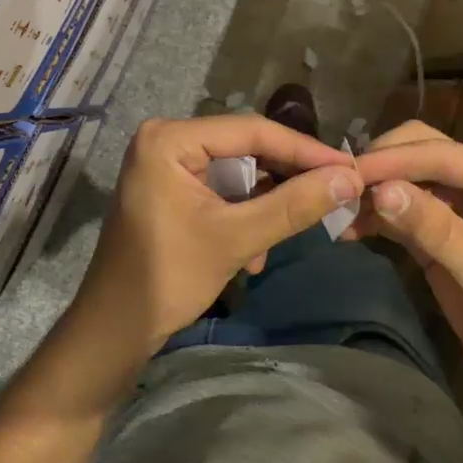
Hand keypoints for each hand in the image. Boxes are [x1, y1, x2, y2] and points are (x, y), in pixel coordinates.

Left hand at [75, 114, 363, 351]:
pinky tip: (255, 253)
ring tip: (293, 232)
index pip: (252, 130)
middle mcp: (167, 138)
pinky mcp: (171, 187)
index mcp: (170, 138)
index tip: (349, 168)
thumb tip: (350, 179)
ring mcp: (167, 163)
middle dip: (287, 178)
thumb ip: (293, 205)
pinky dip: (245, 214)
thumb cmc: (167, 279)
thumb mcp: (235, 239)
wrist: (112, 331)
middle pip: (246, 147)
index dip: (305, 150)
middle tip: (334, 194)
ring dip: (267, 203)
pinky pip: (223, 187)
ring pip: (239, 170)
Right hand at [348, 122, 462, 403]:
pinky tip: (347, 230)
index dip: (394, 159)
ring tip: (336, 209)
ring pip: (405, 180)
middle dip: (382, 165)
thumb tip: (381, 190)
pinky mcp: (436, 233)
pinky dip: (375, 217)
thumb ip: (435, 227)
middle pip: (420, 152)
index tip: (350, 170)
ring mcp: (455, 205)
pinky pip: (399, 213)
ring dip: (373, 191)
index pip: (440, 153)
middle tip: (340, 185)